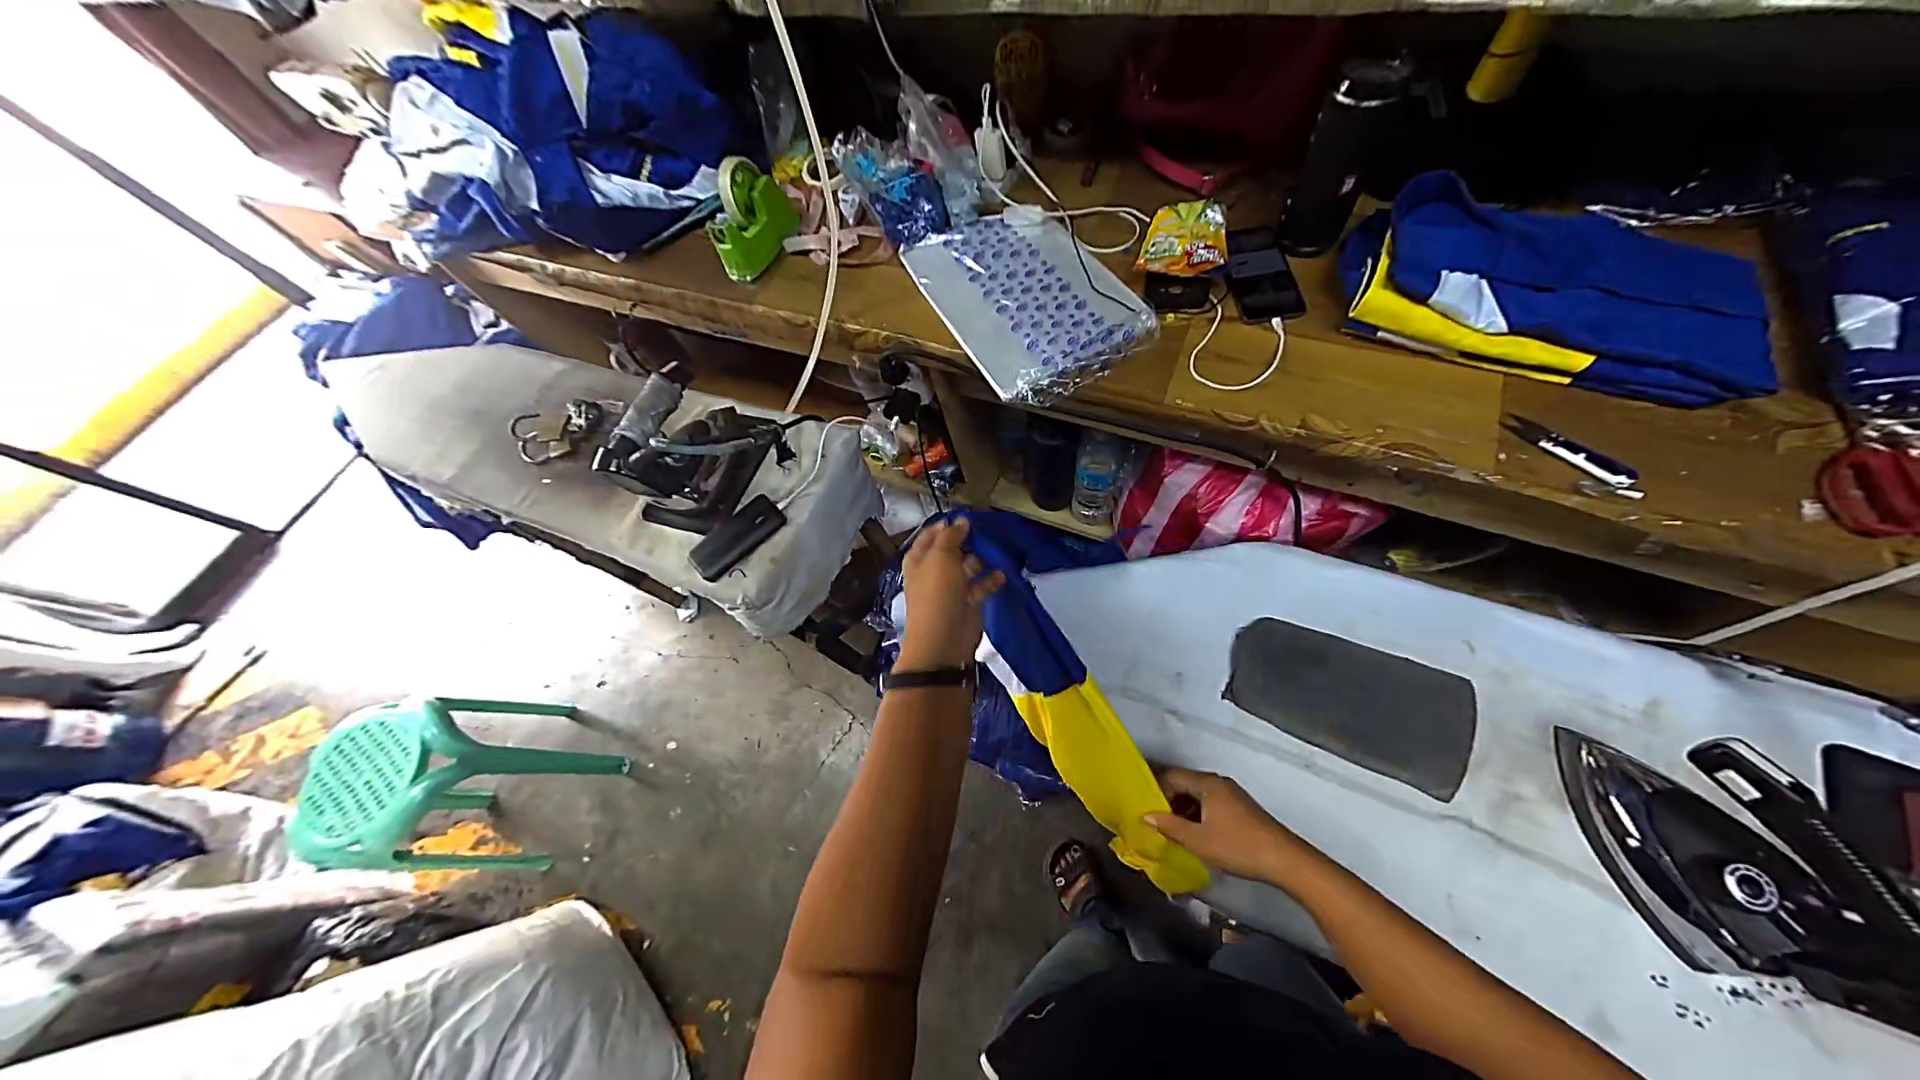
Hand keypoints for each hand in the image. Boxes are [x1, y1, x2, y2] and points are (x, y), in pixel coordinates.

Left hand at [897, 517, 1005, 669]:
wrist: (944, 641)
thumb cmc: (937, 595)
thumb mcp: (941, 558)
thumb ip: (951, 536)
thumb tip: (961, 521)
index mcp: (920, 558)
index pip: (932, 533)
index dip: (948, 524)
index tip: (969, 516)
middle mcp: (934, 570)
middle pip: (953, 548)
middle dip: (969, 540)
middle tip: (989, 530)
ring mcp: (951, 587)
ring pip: (969, 565)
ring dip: (982, 558)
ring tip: (997, 550)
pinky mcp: (968, 601)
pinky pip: (981, 585)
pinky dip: (991, 579)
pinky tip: (1001, 574)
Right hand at [1143, 767, 1325, 886]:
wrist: (1285, 861)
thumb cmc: (1238, 847)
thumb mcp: (1198, 840)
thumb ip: (1170, 826)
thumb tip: (1146, 817)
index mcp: (1207, 783)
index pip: (1171, 776)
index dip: (1154, 790)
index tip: (1143, 809)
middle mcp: (1218, 782)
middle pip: (1184, 783)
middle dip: (1167, 800)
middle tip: (1154, 821)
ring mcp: (1231, 794)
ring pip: (1197, 795)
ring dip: (1182, 809)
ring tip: (1171, 830)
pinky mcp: (1240, 808)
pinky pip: (1209, 803)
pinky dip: (1197, 814)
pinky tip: (1194, 833)